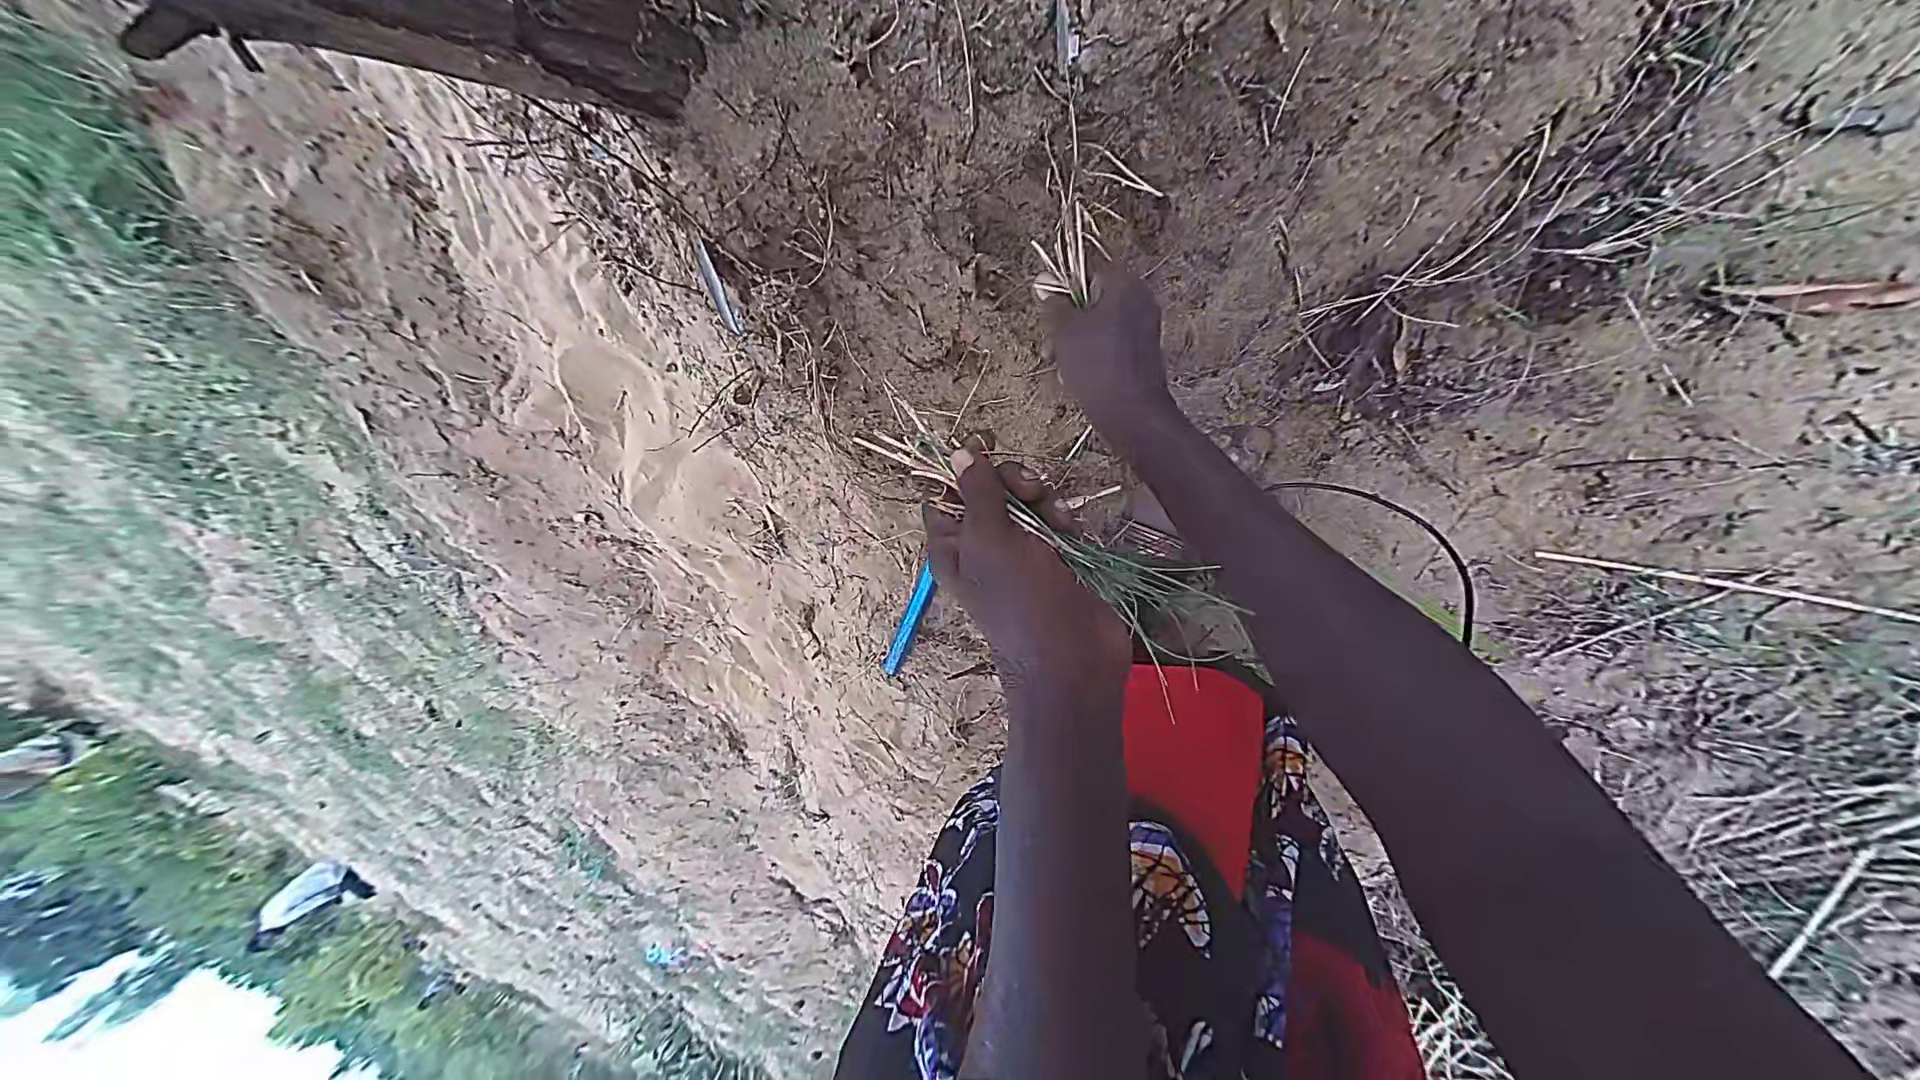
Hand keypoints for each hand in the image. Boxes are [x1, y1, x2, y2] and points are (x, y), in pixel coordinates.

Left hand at [923, 448, 1130, 691]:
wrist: (1073, 657)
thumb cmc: (1021, 601)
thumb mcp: (991, 540)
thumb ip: (977, 492)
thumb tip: (960, 450)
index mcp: (952, 544)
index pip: (946, 491)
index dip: (963, 465)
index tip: (988, 442)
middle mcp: (981, 544)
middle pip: (990, 488)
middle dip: (1012, 483)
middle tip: (1030, 492)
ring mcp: (1018, 551)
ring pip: (1026, 501)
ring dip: (1043, 503)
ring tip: (1058, 524)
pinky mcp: (1053, 556)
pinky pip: (1053, 520)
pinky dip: (1063, 521)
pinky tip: (1072, 535)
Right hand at [1046, 266, 1176, 435]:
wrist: (1130, 412)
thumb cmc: (1097, 365)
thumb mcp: (1065, 330)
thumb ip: (1054, 304)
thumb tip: (1044, 283)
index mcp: (1124, 285)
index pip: (1087, 271)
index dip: (1062, 288)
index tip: (1047, 309)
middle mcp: (1139, 300)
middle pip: (1092, 300)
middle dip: (1066, 321)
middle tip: (1051, 343)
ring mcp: (1143, 328)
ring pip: (1098, 325)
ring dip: (1074, 342)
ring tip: (1060, 363)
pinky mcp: (1140, 354)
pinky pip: (1109, 344)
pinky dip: (1091, 355)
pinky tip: (1077, 375)